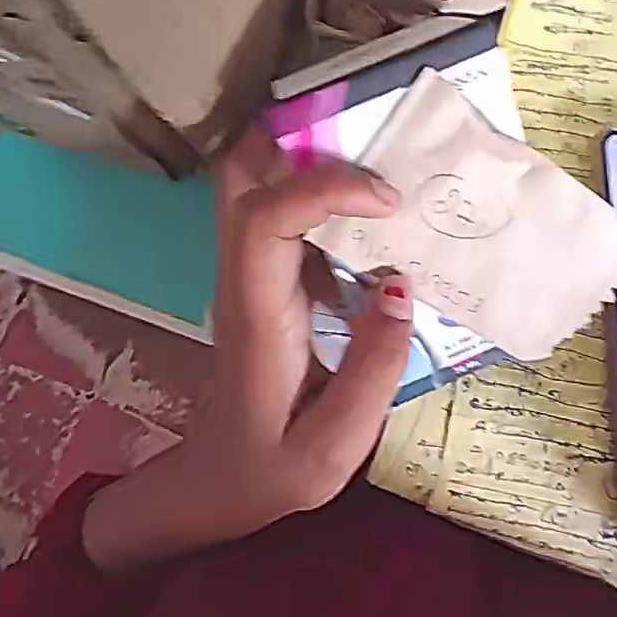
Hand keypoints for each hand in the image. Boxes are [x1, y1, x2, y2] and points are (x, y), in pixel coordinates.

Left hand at [81, 135, 415, 568]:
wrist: (216, 484)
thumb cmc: (270, 469)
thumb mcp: (333, 447)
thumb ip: (375, 368)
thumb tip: (401, 283)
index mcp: (257, 315)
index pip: (267, 220)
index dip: (325, 189)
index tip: (388, 198)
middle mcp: (240, 276)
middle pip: (237, 175)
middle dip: (293, 135)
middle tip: (363, 132)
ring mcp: (246, 270)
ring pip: (251, 180)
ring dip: (304, 149)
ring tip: (371, 152)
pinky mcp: (263, 273)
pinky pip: (278, 204)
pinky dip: (315, 181)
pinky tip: (365, 198)